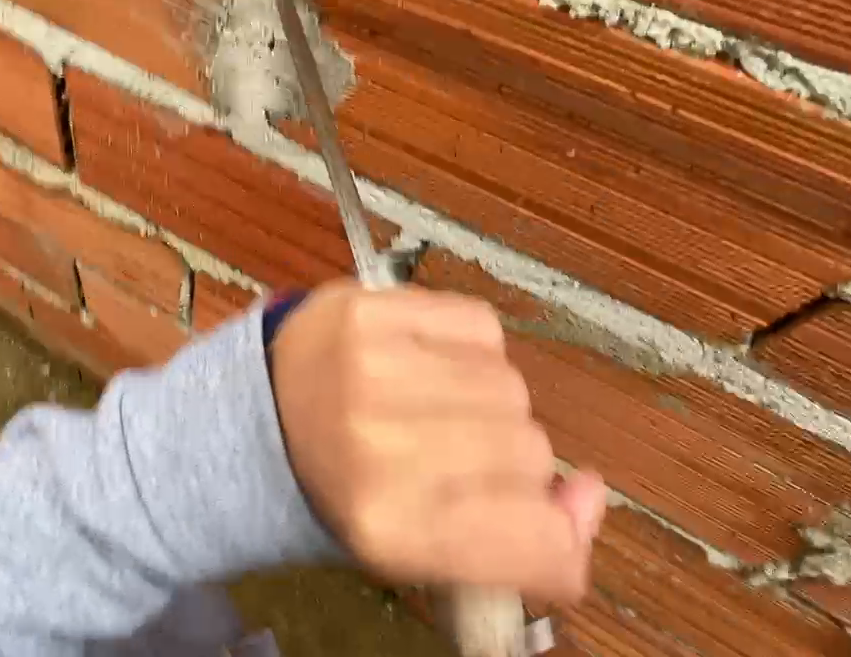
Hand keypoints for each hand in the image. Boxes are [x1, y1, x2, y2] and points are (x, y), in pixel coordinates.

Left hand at [269, 281, 606, 601]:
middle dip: (509, 460)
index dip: (552, 536)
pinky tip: (431, 359)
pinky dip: (472, 345)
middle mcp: (380, 448)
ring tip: (437, 404)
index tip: (527, 521)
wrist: (258, 406)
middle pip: (530, 452)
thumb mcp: (415, 543)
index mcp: (390, 529)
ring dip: (491, 400)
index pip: (540, 543)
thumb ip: (519, 541)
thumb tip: (592, 491)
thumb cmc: (340, 483)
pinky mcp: (369, 308)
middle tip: (454, 454)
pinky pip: (481, 324)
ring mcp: (372, 368)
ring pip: (511, 385)